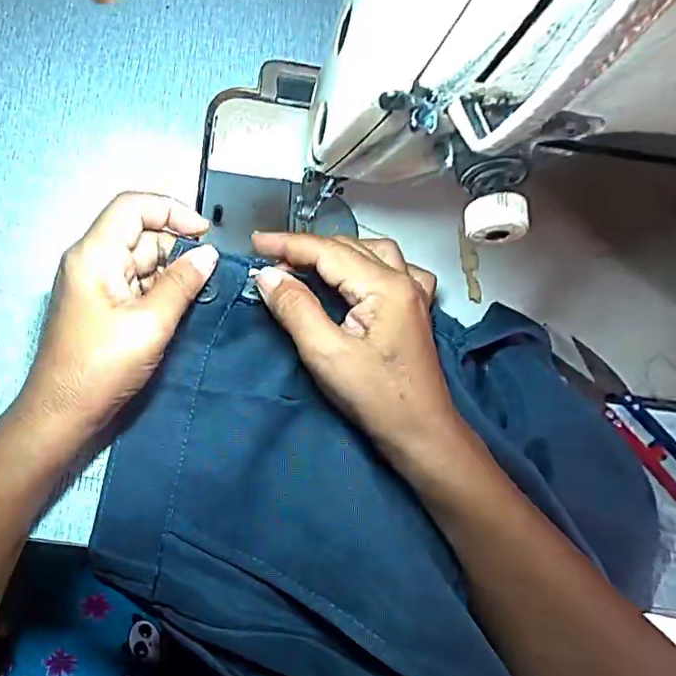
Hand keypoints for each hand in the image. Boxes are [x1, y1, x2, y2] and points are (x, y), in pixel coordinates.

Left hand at [16, 193, 218, 439]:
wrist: (61, 414)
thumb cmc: (99, 370)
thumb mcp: (150, 325)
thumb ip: (182, 284)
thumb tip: (208, 256)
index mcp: (92, 255)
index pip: (132, 206)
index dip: (172, 210)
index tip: (205, 234)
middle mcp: (89, 262)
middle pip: (139, 234)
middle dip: (175, 249)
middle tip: (206, 277)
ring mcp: (92, 285)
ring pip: (139, 261)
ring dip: (169, 274)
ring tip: (195, 298)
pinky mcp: (98, 307)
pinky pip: (132, 285)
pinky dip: (156, 292)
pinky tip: (177, 310)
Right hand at [250, 232, 463, 461]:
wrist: (421, 432)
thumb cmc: (376, 397)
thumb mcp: (325, 353)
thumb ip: (295, 308)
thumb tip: (268, 276)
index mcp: (384, 287)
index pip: (327, 251)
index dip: (287, 244)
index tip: (254, 242)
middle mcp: (403, 281)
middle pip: (348, 247)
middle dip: (306, 249)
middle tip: (270, 262)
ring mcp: (413, 295)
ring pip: (370, 252)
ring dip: (333, 252)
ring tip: (304, 264)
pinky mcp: (413, 311)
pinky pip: (391, 269)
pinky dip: (363, 263)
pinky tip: (353, 277)